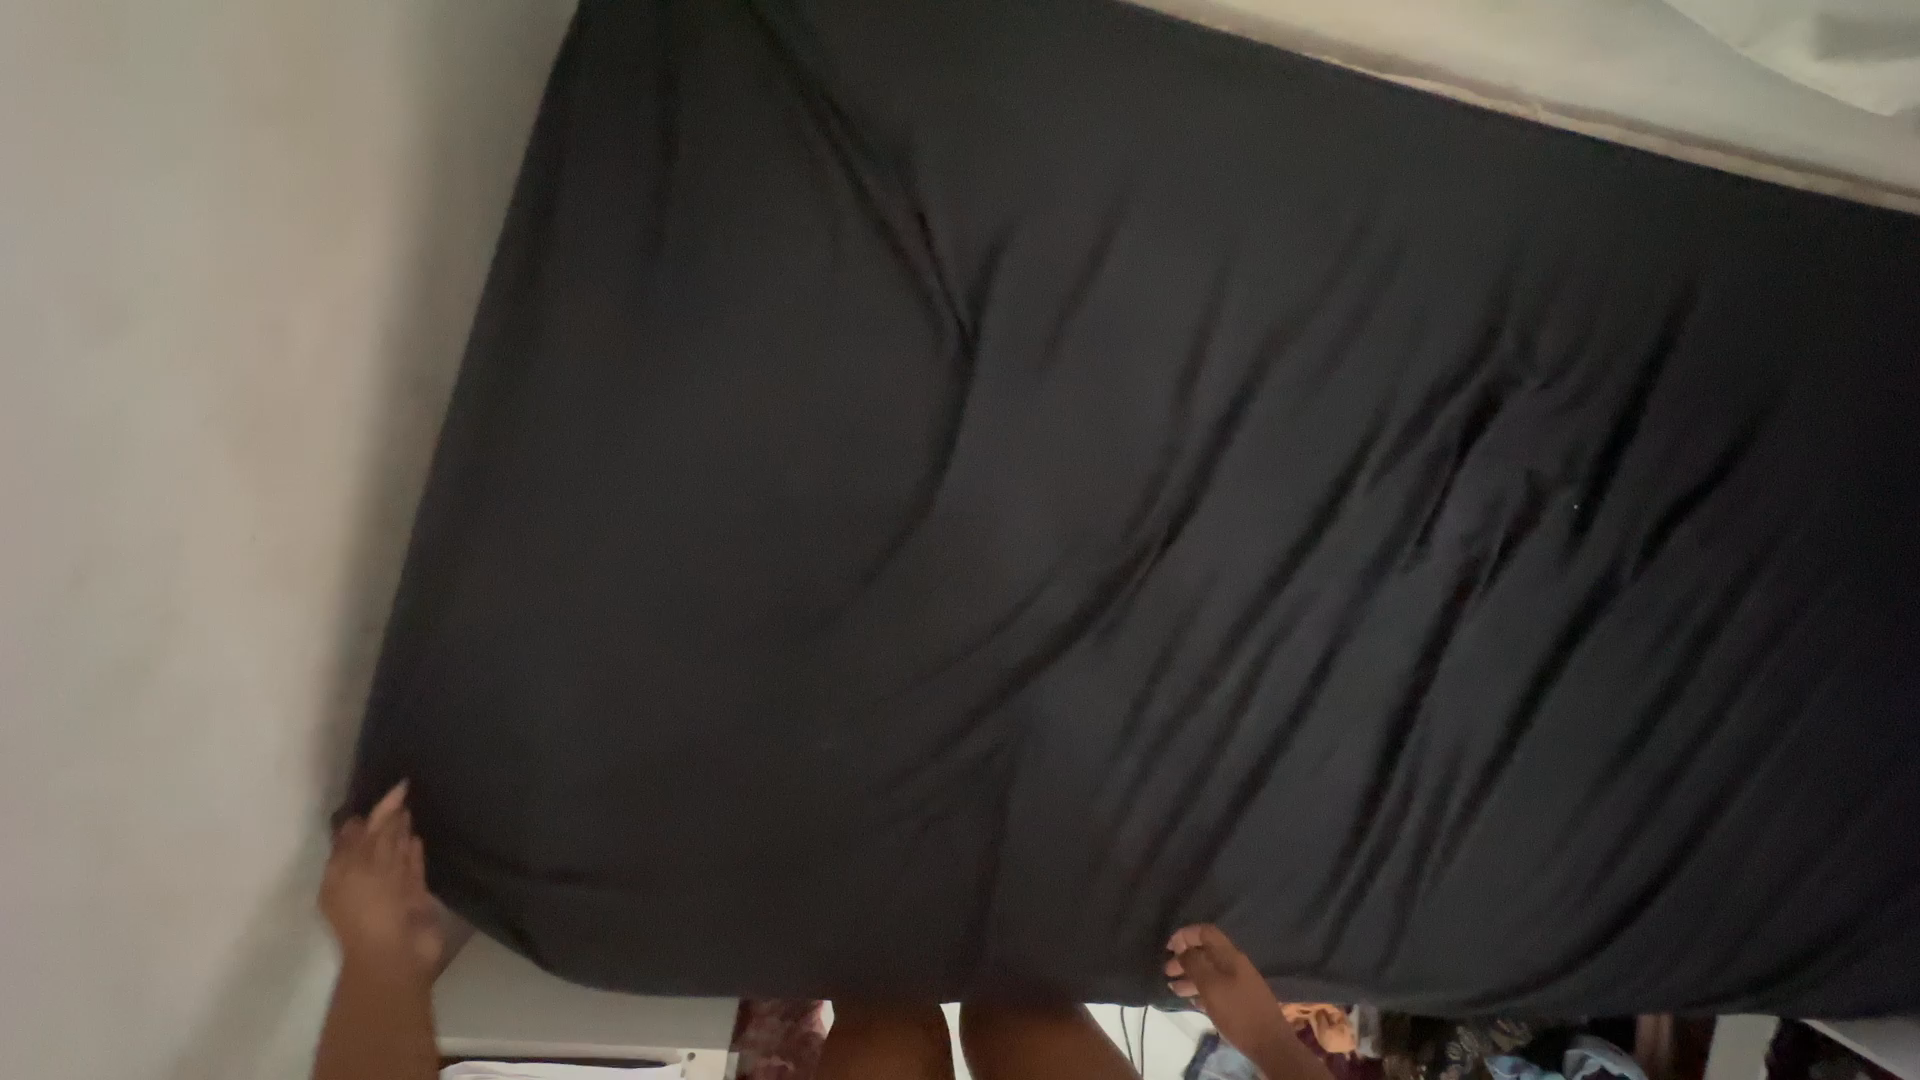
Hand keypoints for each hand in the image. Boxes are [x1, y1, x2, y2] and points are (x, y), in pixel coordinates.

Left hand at [320, 782, 445, 981]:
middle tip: (402, 789)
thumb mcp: (364, 869)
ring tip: (411, 807)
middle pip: (374, 842)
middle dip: (385, 819)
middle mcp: (363, 878)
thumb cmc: (371, 910)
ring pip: (394, 853)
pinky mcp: (413, 895)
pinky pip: (412, 868)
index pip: (353, 836)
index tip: (387, 789)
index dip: (366, 814)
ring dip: (401, 832)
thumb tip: (379, 812)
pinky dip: (414, 852)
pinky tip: (419, 836)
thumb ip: (376, 838)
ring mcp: (389, 888)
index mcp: (342, 874)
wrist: (397, 954)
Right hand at [1166, 924, 1291, 1058]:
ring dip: (1190, 976)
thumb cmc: (1238, 1012)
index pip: (1205, 932)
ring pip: (1210, 971)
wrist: (1272, 1046)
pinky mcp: (1240, 1000)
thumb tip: (1181, 947)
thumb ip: (1194, 963)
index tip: (1169, 948)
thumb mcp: (1211, 986)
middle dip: (1184, 958)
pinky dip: (1201, 990)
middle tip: (1167, 971)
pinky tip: (1191, 1001)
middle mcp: (1235, 964)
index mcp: (1229, 955)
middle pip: (1206, 952)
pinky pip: (1216, 987)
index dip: (1185, 935)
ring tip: (1173, 988)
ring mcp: (1239, 983)